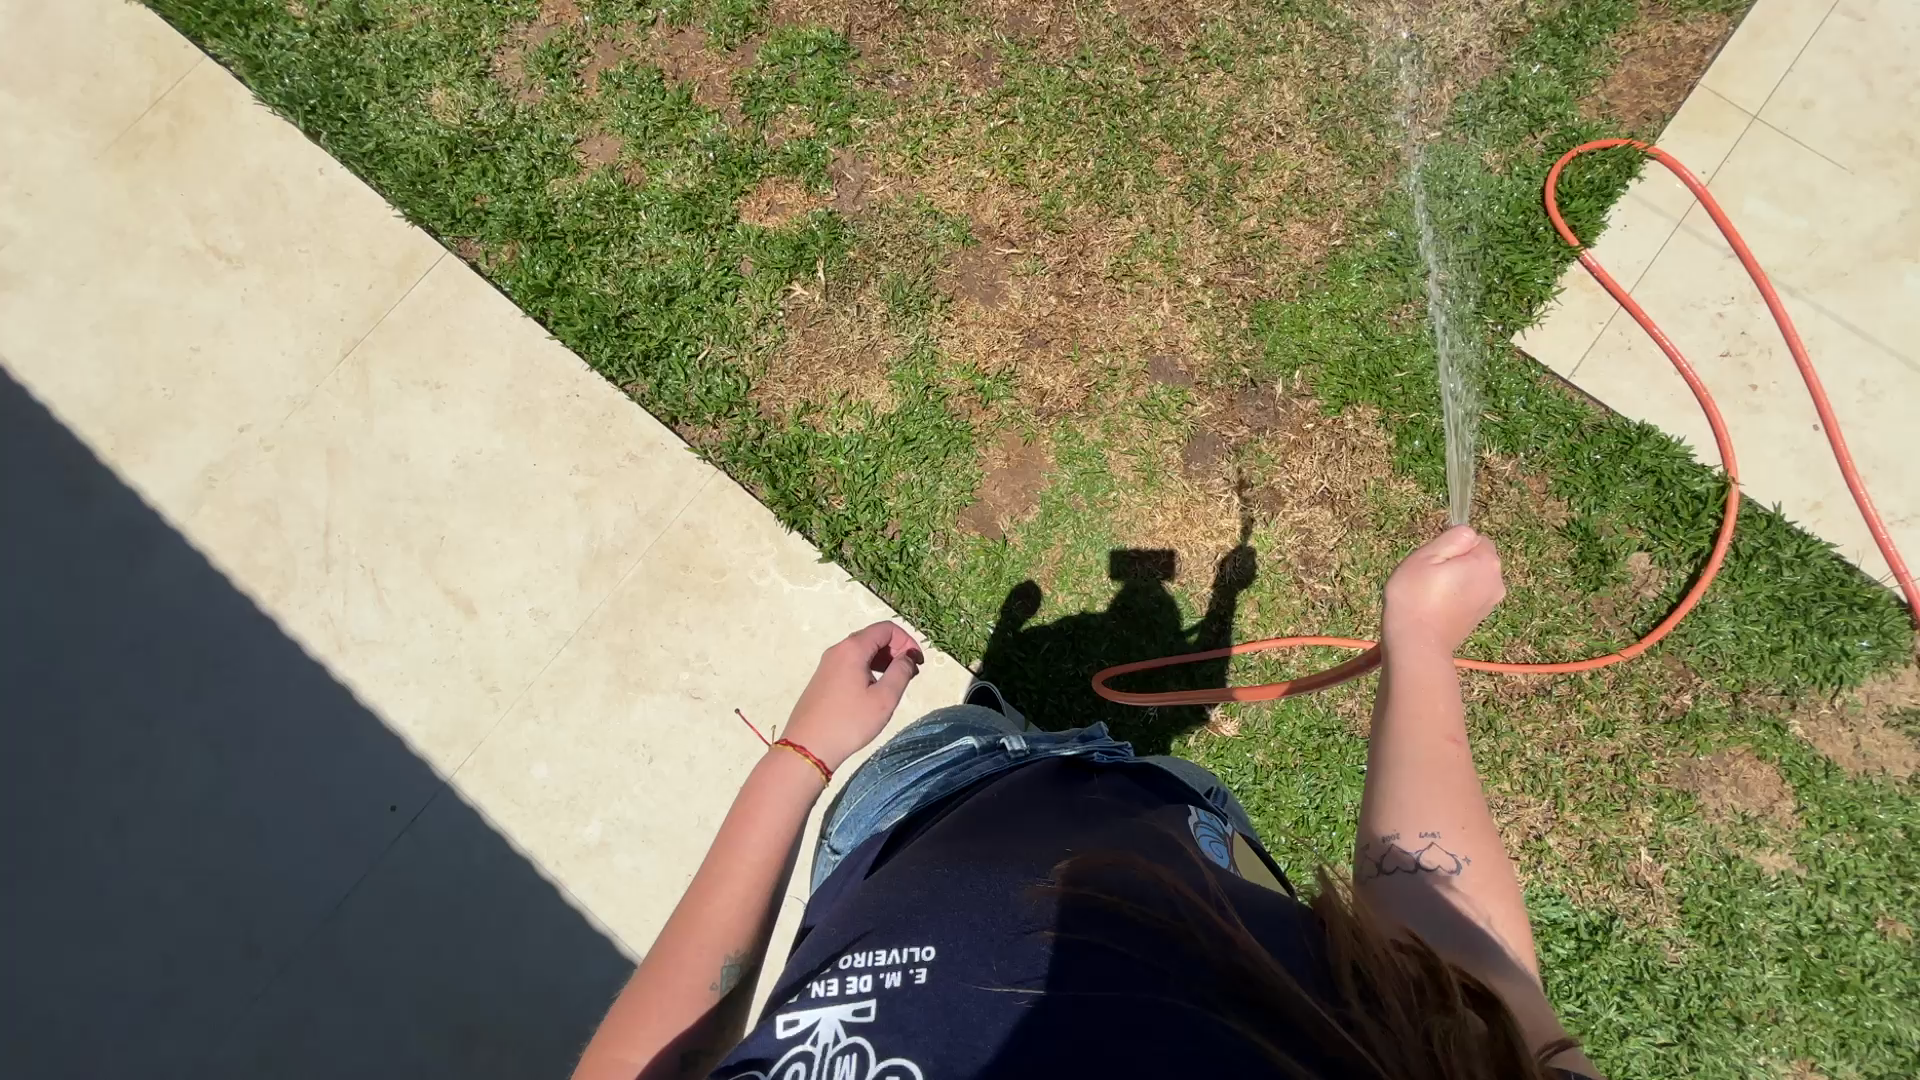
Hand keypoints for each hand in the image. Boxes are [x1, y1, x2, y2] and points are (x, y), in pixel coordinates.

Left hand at [781, 622, 923, 770]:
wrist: (807, 747)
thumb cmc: (849, 722)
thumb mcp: (884, 699)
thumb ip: (901, 672)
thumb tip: (907, 657)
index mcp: (853, 649)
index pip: (886, 629)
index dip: (907, 640)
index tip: (918, 663)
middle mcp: (838, 650)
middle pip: (873, 637)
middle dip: (896, 650)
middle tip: (911, 673)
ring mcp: (828, 664)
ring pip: (862, 651)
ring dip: (883, 660)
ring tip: (896, 683)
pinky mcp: (823, 678)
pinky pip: (851, 663)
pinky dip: (869, 668)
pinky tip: (875, 690)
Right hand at [1381, 526, 1504, 655]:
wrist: (1417, 643)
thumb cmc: (1414, 597)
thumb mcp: (1425, 557)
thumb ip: (1452, 538)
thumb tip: (1468, 533)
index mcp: (1486, 562)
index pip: (1475, 538)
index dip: (1451, 546)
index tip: (1432, 561)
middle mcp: (1496, 581)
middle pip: (1475, 558)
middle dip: (1454, 563)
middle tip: (1427, 577)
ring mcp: (1490, 601)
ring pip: (1471, 577)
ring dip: (1453, 580)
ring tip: (1428, 594)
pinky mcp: (1480, 616)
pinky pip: (1468, 595)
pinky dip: (1454, 596)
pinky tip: (1434, 607)